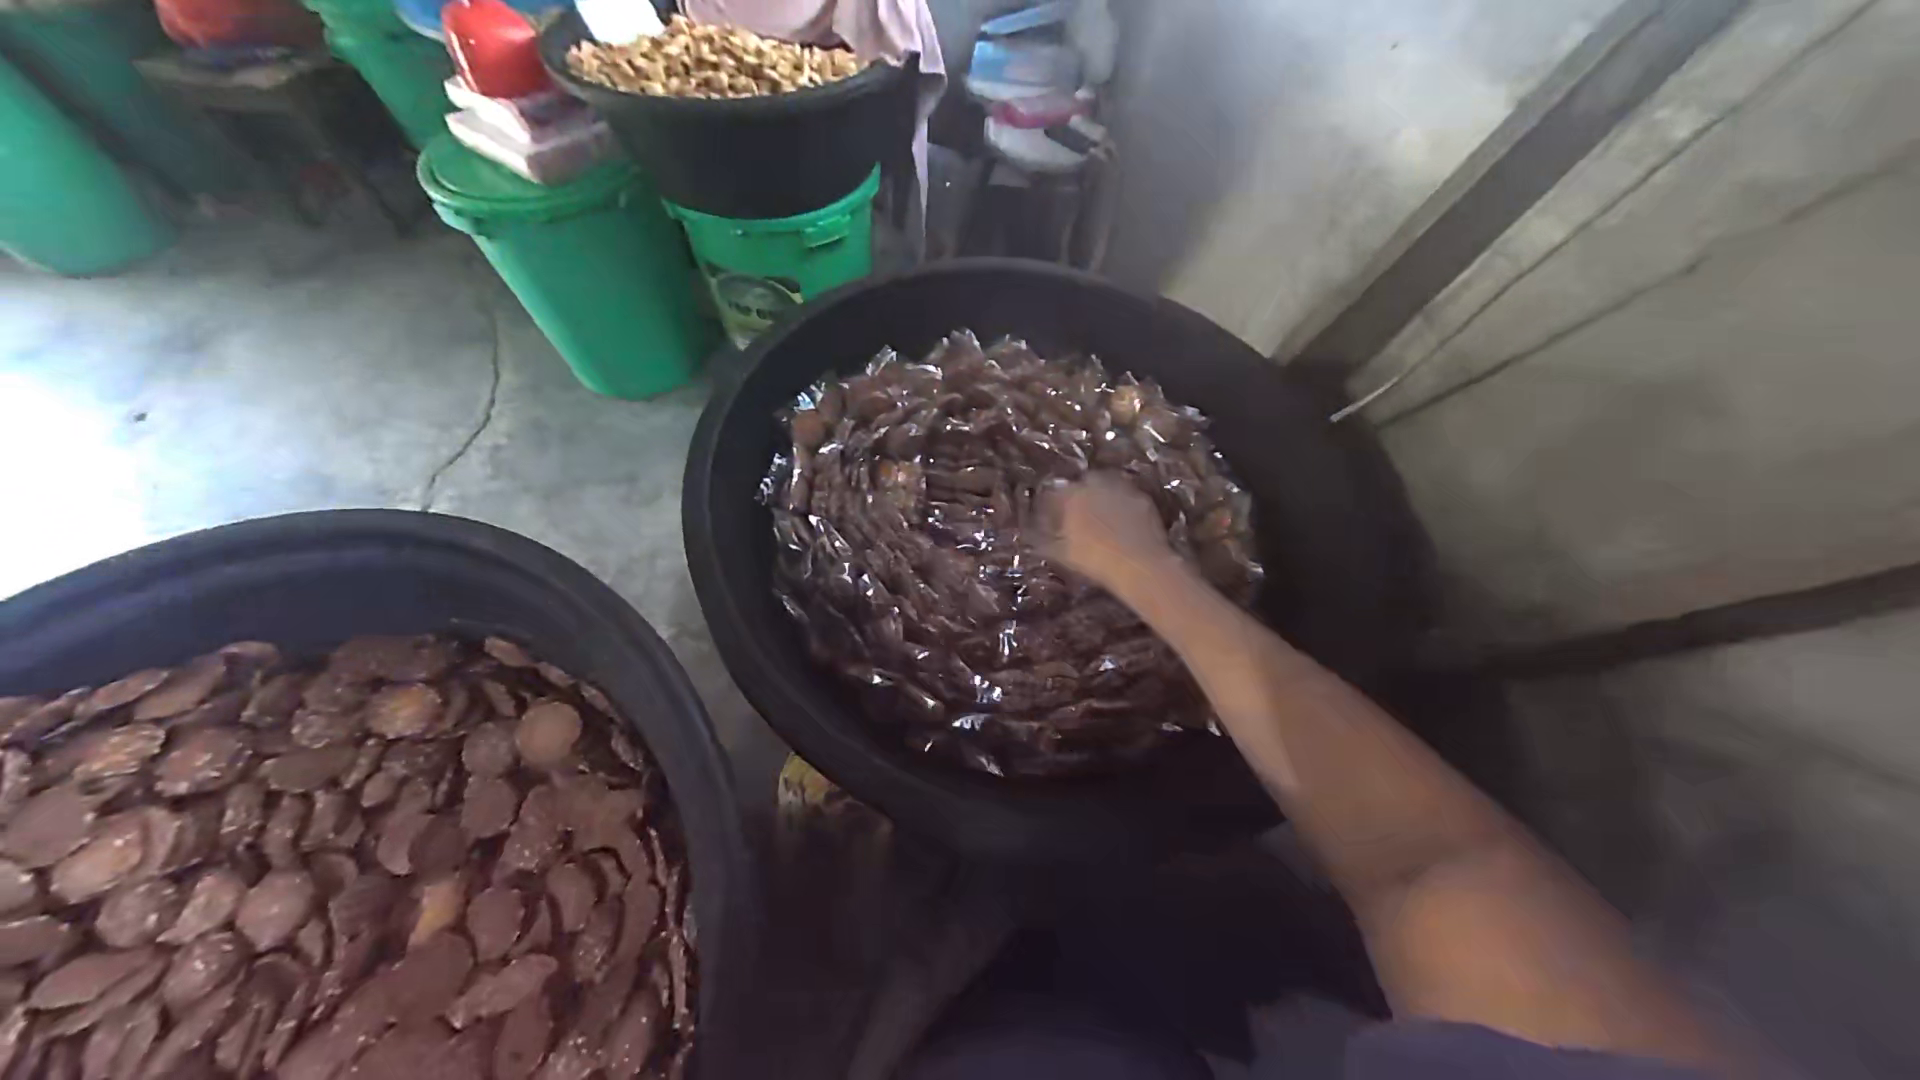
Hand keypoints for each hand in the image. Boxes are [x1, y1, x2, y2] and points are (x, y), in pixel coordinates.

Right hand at [1036, 472, 1176, 589]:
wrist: (1138, 564)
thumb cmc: (1093, 559)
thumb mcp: (1060, 555)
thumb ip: (1043, 542)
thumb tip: (1031, 539)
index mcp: (1071, 495)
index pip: (1053, 495)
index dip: (1050, 508)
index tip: (1050, 521)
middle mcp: (1096, 484)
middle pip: (1082, 483)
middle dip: (1078, 495)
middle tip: (1077, 515)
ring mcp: (1122, 489)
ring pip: (1107, 485)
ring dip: (1101, 497)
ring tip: (1101, 518)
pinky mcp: (1143, 499)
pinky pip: (1127, 498)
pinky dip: (1122, 506)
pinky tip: (1123, 523)